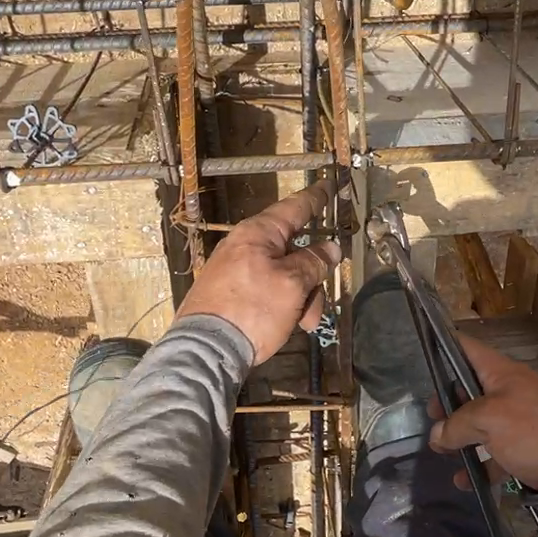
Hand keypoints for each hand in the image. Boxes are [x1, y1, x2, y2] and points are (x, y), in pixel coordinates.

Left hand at [177, 180, 342, 364]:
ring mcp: (234, 270)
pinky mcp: (229, 293)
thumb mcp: (292, 285)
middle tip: (316, 306)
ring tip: (301, 324)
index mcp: (257, 233)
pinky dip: (282, 305)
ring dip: (300, 298)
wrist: (207, 349)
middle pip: (293, 250)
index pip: (294, 208)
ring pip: (283, 275)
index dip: (315, 199)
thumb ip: (313, 263)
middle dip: (312, 278)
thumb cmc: (252, 310)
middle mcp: (243, 245)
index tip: (327, 187)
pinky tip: (284, 326)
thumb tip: (330, 248)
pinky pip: (266, 290)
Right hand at [429, 334, 537, 489]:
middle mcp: (510, 391)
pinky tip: (464, 481)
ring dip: (459, 436)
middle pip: (469, 388)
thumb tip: (437, 435)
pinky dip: (479, 464)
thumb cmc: (532, 432)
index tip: (423, 358)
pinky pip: (494, 453)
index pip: (467, 348)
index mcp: (502, 373)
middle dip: (447, 403)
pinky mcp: (526, 449)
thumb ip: (456, 424)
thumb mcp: (488, 420)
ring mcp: (519, 421)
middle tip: (431, 419)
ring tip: (441, 451)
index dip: (444, 348)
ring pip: (480, 422)